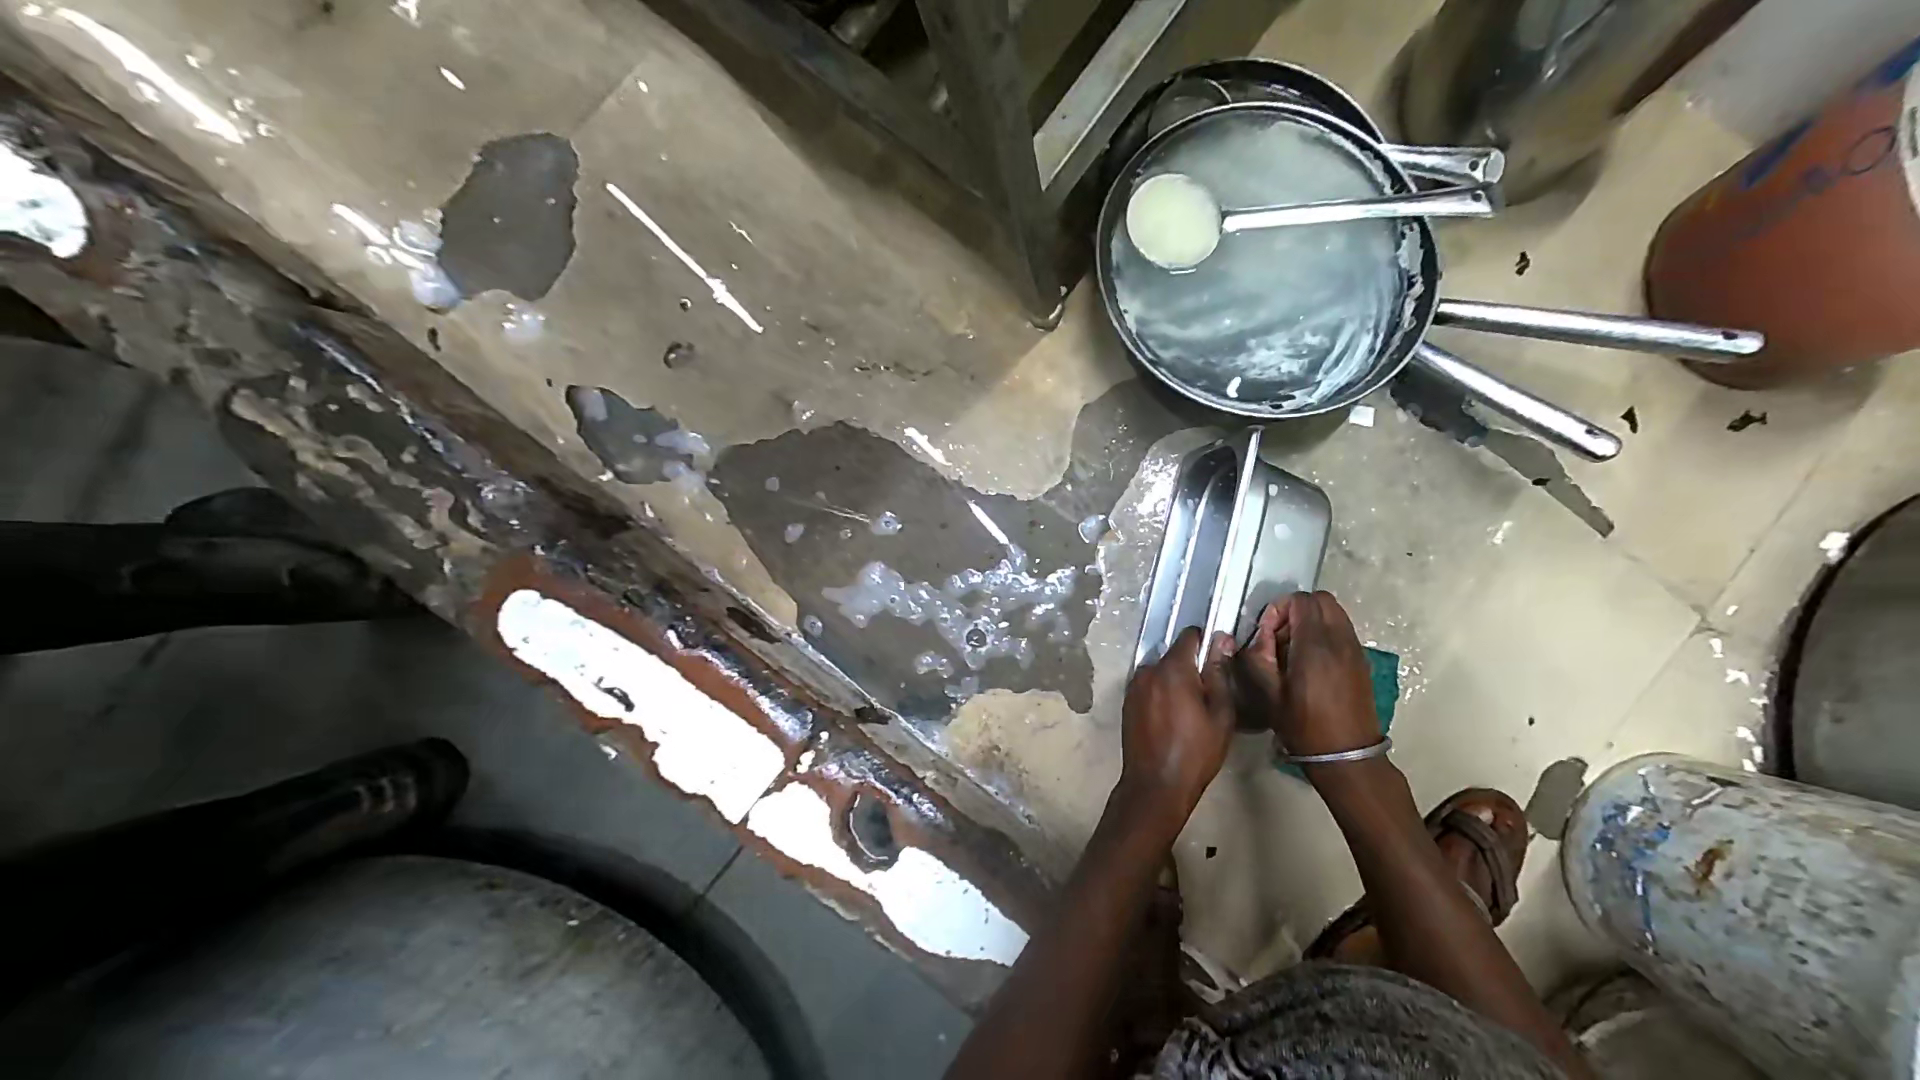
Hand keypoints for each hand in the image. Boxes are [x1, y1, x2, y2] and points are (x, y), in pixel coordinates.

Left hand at [1118, 627, 1236, 833]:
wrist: (1156, 783)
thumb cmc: (1196, 751)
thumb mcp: (1220, 714)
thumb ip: (1220, 673)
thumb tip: (1222, 640)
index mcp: (1172, 669)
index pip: (1188, 637)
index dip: (1205, 642)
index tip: (1217, 657)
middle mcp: (1147, 671)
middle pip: (1173, 656)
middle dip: (1190, 666)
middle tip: (1208, 692)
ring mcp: (1133, 687)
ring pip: (1159, 672)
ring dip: (1173, 681)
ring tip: (1190, 709)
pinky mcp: (1127, 703)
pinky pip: (1148, 687)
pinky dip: (1160, 693)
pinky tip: (1172, 717)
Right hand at [1239, 591, 1379, 757]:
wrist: (1346, 755)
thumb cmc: (1302, 725)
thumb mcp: (1267, 692)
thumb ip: (1258, 654)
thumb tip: (1262, 634)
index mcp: (1315, 645)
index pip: (1301, 600)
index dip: (1278, 609)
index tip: (1266, 633)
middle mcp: (1340, 640)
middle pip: (1321, 600)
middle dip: (1295, 610)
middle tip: (1279, 635)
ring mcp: (1355, 650)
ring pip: (1334, 613)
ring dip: (1310, 620)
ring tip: (1293, 648)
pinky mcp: (1361, 661)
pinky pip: (1342, 630)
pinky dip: (1323, 632)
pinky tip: (1309, 660)